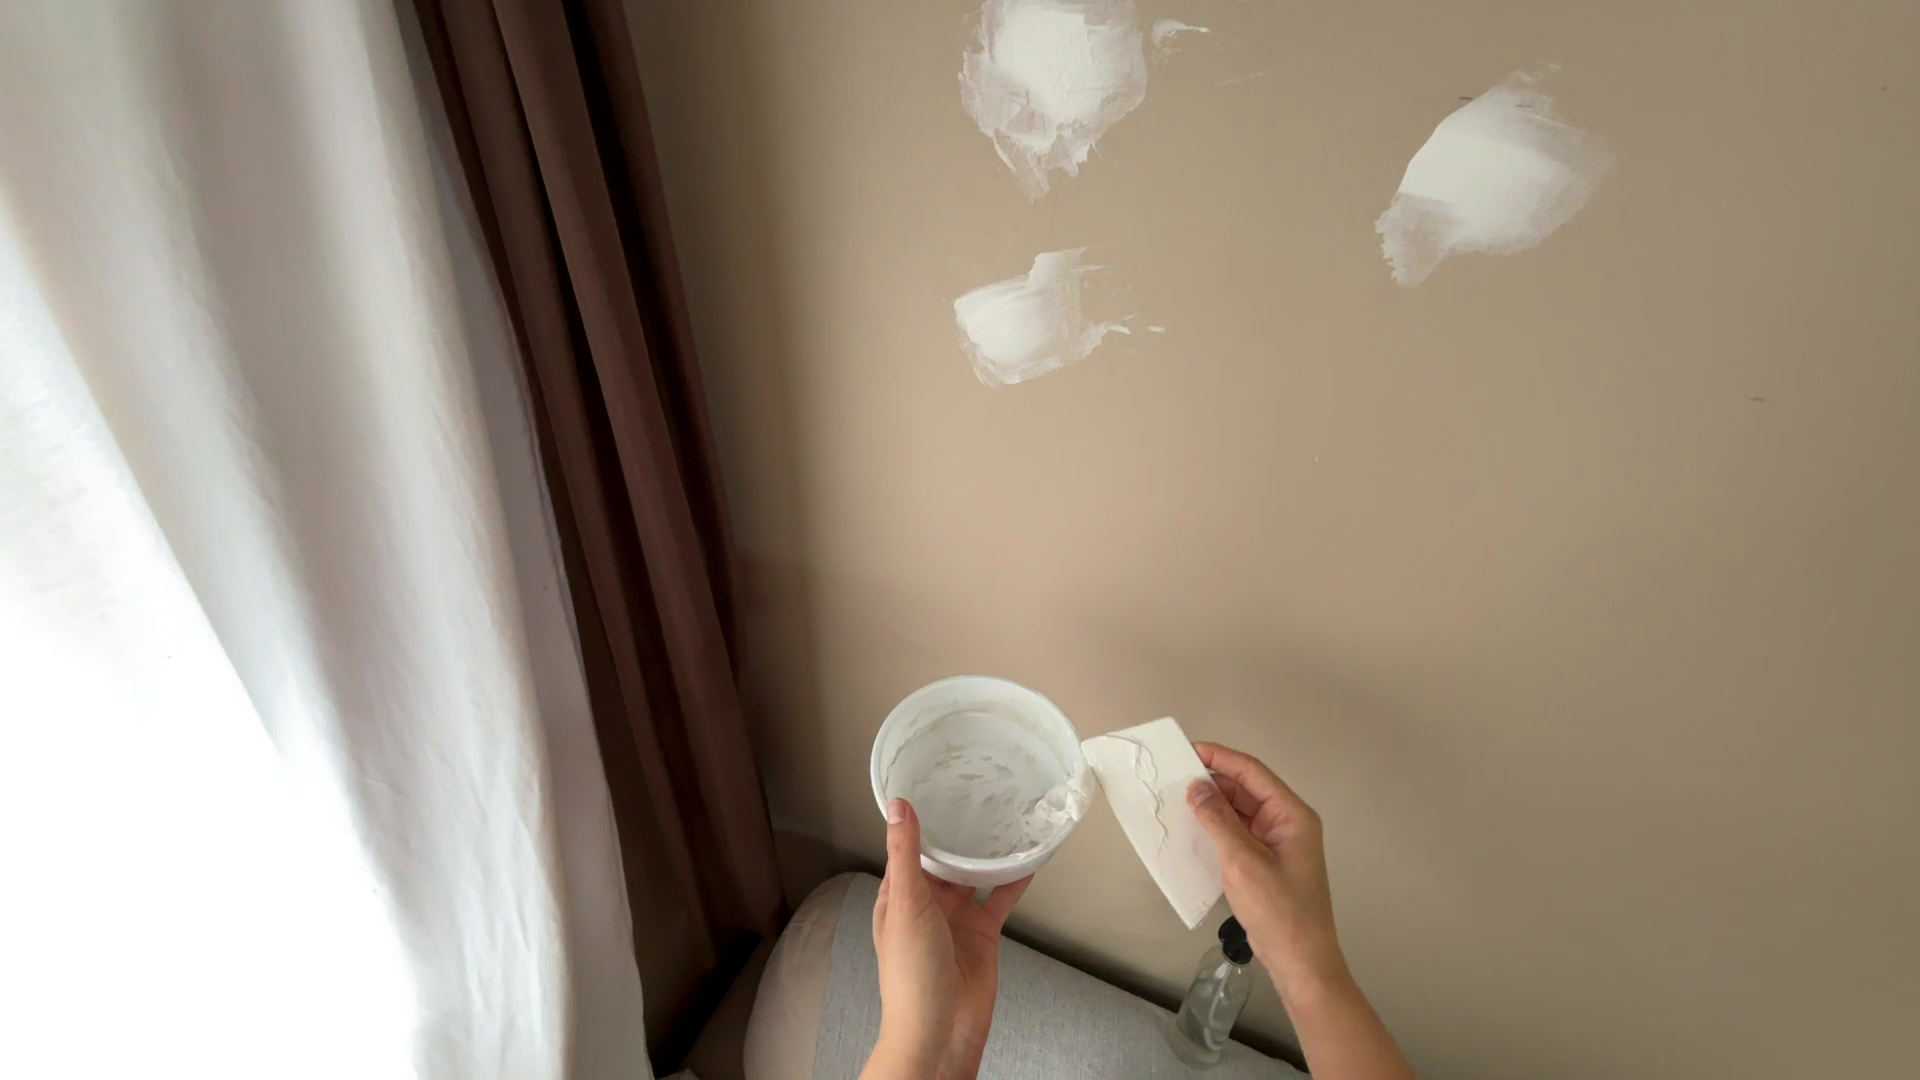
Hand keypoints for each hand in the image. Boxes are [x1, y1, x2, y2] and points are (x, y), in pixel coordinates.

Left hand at [863, 798, 1030, 1079]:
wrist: (940, 1031)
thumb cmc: (911, 974)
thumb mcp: (906, 903)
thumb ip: (905, 854)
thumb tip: (897, 805)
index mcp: (900, 893)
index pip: (909, 847)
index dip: (920, 820)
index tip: (936, 787)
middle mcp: (928, 902)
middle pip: (945, 858)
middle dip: (958, 832)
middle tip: (978, 793)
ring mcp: (956, 917)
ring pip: (974, 875)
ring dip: (987, 853)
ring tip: (1005, 817)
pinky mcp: (982, 933)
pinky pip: (1000, 899)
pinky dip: (1014, 880)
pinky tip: (1028, 860)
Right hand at [1186, 742, 1343, 991]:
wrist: (1301, 963)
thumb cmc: (1278, 909)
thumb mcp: (1242, 860)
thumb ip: (1217, 819)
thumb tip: (1195, 786)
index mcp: (1291, 814)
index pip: (1251, 771)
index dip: (1219, 757)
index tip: (1186, 750)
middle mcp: (1286, 821)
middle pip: (1245, 787)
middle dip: (1211, 779)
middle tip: (1175, 774)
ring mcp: (1276, 841)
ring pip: (1239, 808)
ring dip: (1211, 802)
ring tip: (1177, 796)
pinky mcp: (1265, 858)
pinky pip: (1237, 829)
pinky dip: (1215, 823)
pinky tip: (1192, 825)